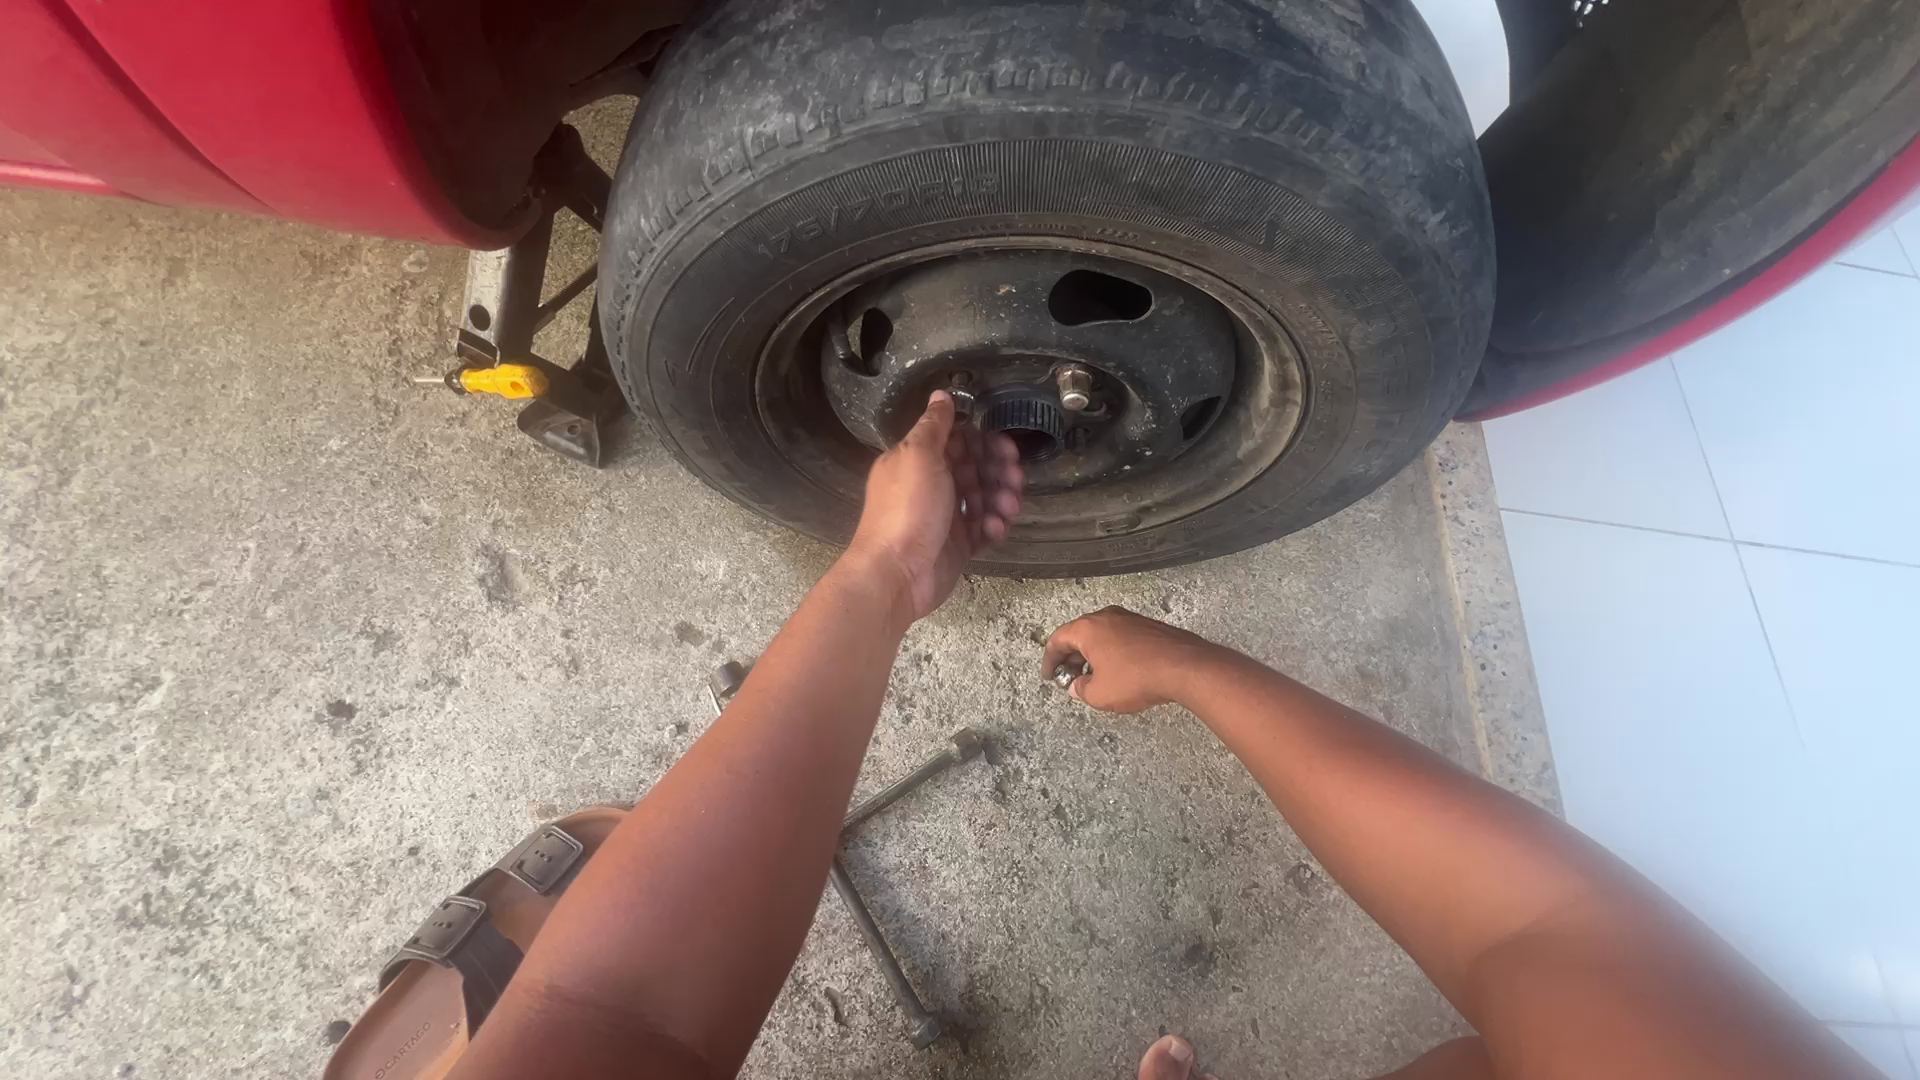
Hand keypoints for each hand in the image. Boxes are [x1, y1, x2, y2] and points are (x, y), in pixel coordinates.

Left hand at [844, 390, 1023, 620]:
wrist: (897, 574)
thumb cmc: (906, 511)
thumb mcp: (918, 456)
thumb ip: (933, 425)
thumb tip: (941, 394)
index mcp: (917, 461)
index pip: (957, 441)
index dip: (983, 441)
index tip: (1004, 444)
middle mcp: (931, 486)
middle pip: (975, 469)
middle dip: (998, 470)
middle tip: (1013, 477)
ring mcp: (945, 518)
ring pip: (983, 498)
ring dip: (1001, 498)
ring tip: (1007, 506)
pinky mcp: (957, 545)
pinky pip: (983, 530)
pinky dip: (993, 526)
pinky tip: (995, 527)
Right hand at [1041, 606, 1219, 712]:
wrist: (1183, 668)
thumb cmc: (1140, 676)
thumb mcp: (1098, 694)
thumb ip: (1080, 690)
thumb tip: (1078, 687)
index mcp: (1087, 629)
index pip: (1057, 640)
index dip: (1049, 660)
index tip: (1049, 674)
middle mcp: (1107, 618)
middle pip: (1078, 636)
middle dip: (1071, 659)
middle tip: (1070, 678)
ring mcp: (1130, 620)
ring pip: (1101, 636)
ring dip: (1093, 656)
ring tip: (1096, 678)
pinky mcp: (1148, 627)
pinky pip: (1121, 638)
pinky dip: (1113, 653)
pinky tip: (1120, 673)